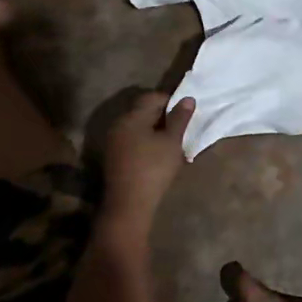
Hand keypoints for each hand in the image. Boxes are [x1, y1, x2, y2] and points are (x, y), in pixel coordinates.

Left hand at [96, 92, 193, 244]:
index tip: (185, 113)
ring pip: (138, 125)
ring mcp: (114, 141)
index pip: (152, 97)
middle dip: (163, 115)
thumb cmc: (154, 168)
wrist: (129, 204)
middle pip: (143, 110)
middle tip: (181, 127)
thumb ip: (180, 118)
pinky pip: (132, 138)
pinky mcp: (114, 156)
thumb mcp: (172, 141)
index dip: (171, 100)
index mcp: (132, 117)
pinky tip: (157, 153)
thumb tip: (187, 99)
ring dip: (154, 128)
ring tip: (172, 141)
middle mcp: (119, 124)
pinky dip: (146, 140)